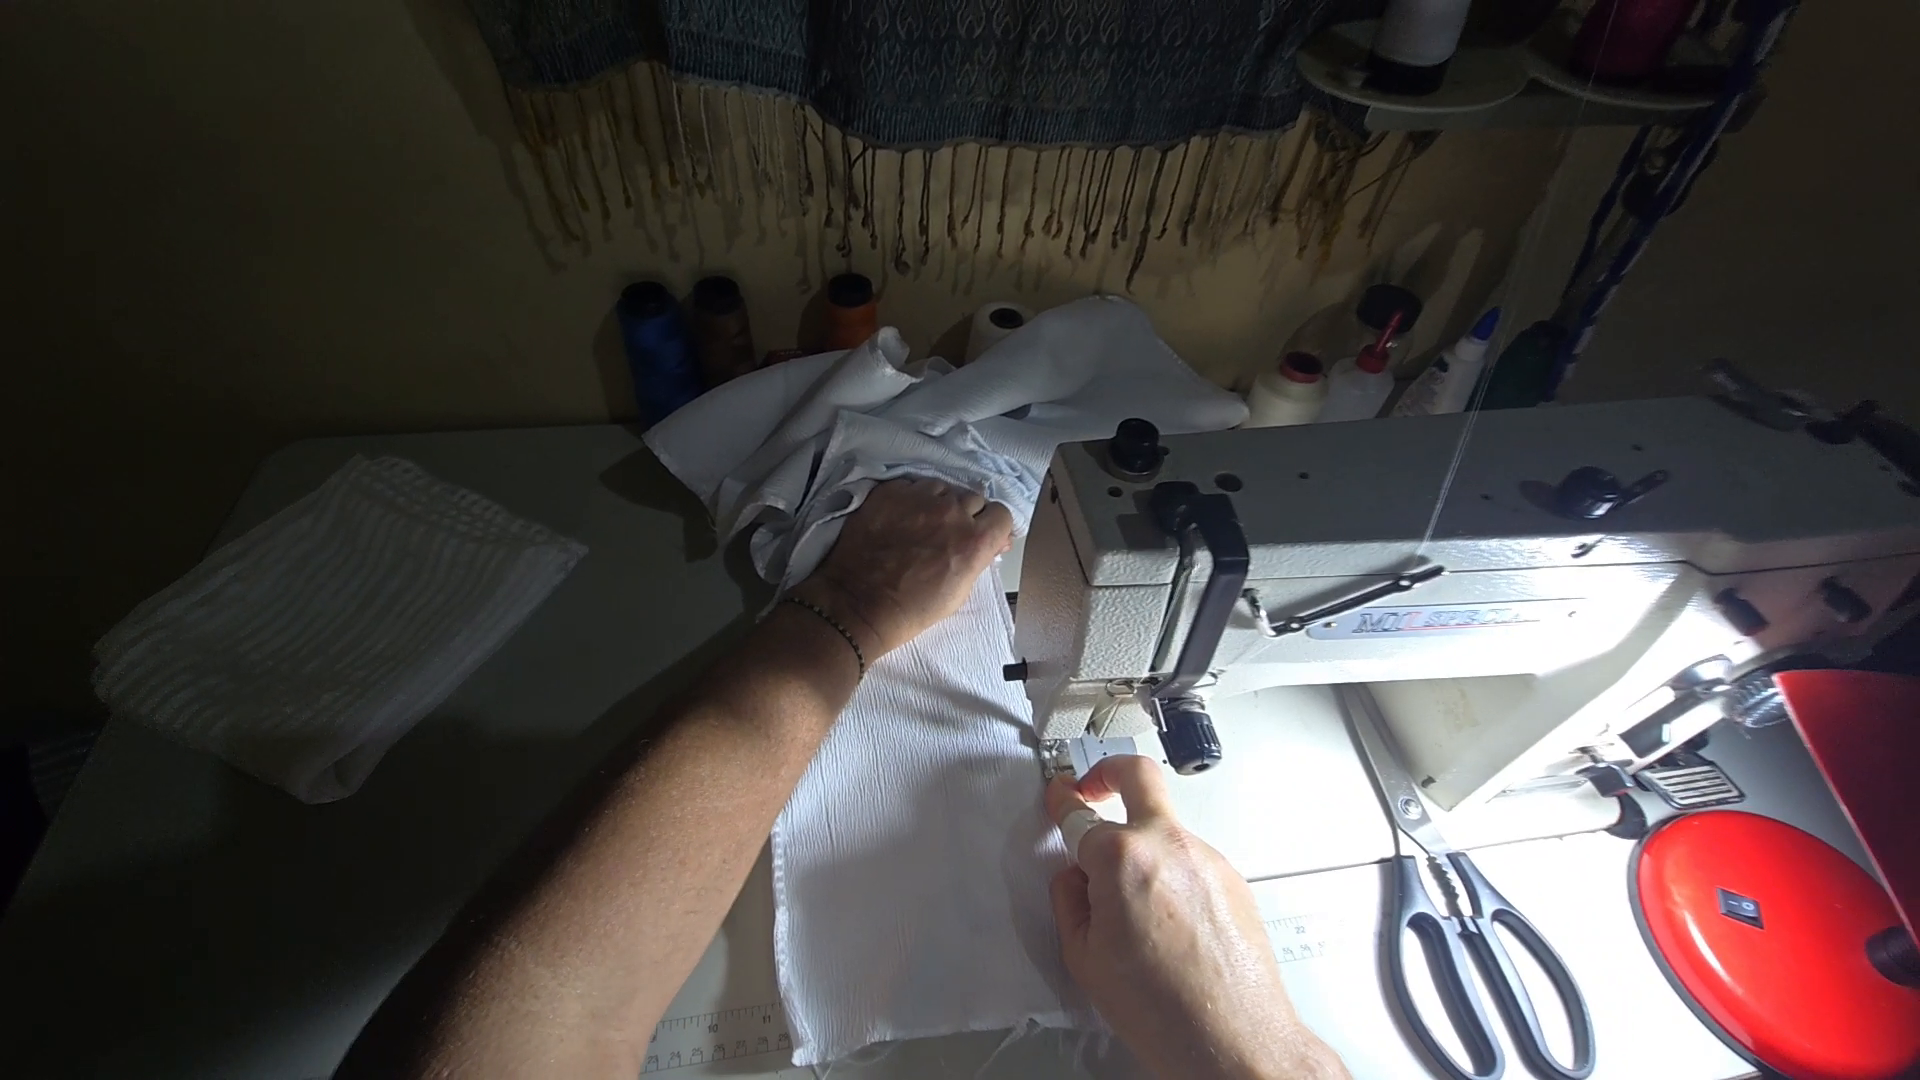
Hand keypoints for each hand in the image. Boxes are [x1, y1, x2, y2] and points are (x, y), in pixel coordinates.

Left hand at [791, 477, 1013, 657]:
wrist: (859, 605)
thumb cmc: (913, 608)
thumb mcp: (960, 591)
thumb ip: (980, 558)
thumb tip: (993, 542)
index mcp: (975, 540)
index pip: (1001, 513)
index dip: (992, 525)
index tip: (981, 534)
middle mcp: (952, 512)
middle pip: (973, 498)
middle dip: (966, 514)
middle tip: (948, 533)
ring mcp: (919, 498)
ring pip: (942, 487)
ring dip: (939, 502)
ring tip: (923, 523)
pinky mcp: (890, 492)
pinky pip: (912, 486)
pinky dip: (911, 499)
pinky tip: (901, 518)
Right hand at [1048, 756, 1348, 1079]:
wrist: (1236, 1044)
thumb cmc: (1165, 1011)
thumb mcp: (1085, 959)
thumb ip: (1070, 901)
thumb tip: (1074, 879)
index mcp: (1122, 859)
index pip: (1080, 814)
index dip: (1063, 801)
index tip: (1061, 796)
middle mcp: (1168, 844)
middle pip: (1138, 774)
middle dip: (1109, 771)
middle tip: (1095, 785)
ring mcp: (1205, 857)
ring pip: (1166, 826)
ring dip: (1145, 842)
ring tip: (1137, 901)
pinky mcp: (1231, 876)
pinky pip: (1190, 859)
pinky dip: (1172, 873)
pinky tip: (1168, 919)